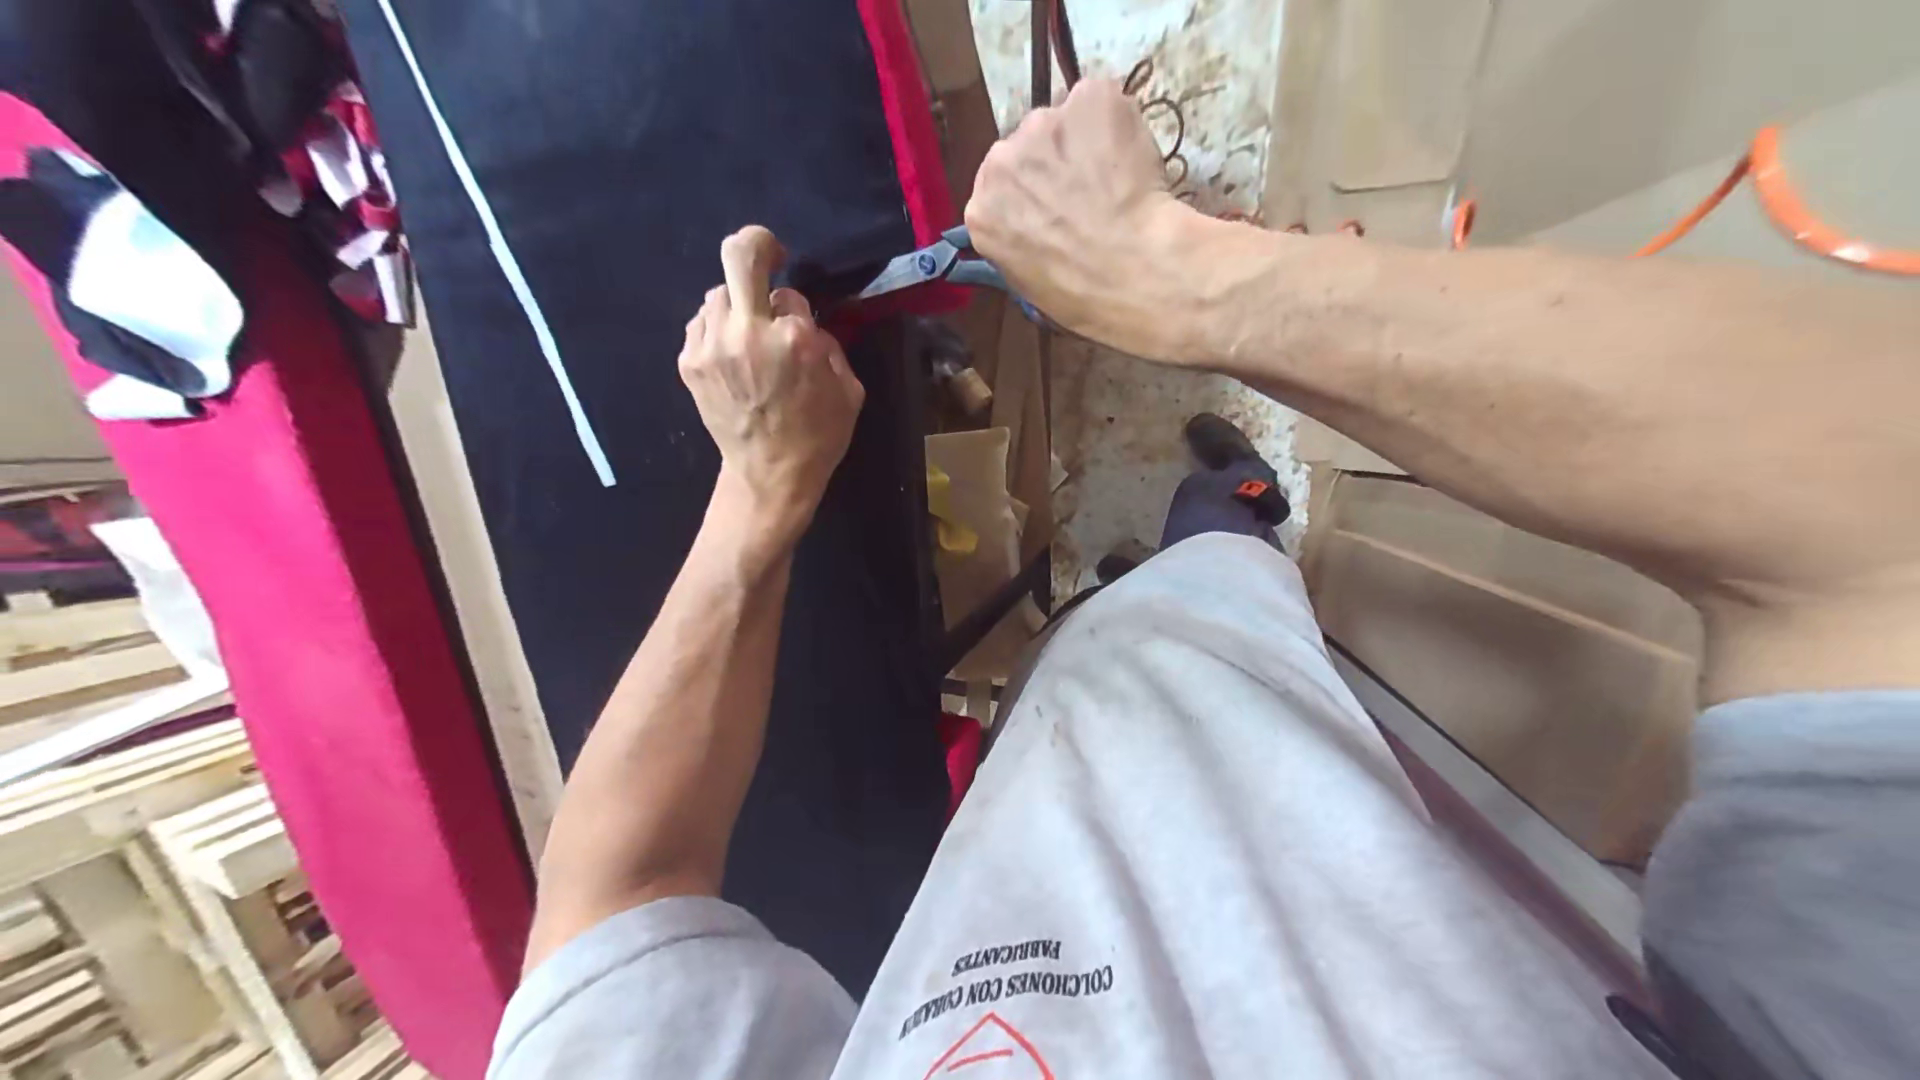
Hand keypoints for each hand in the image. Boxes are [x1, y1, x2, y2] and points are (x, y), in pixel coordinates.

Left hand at [680, 226, 865, 546]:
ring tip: (748, 334)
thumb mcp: (849, 390)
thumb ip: (830, 346)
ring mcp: (712, 345)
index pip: (790, 293)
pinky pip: (701, 323)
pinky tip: (732, 355)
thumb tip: (806, 325)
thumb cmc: (817, 437)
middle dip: (757, 247)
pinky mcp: (690, 361)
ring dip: (737, 305)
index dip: (797, 309)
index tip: (798, 326)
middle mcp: (748, 331)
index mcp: (794, 338)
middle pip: (739, 255)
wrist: (769, 476)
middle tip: (768, 255)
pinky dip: (718, 330)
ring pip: (718, 293)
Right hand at [965, 79, 1197, 353]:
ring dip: (1085, 143)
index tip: (1056, 209)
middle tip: (1088, 196)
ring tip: (1115, 182)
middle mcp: (1000, 162)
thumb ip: (1019, 238)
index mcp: (982, 212)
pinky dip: (1118, 124)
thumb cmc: (1080, 294)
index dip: (1033, 194)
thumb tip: (1034, 226)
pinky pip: (1102, 103)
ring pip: (1065, 122)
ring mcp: (1042, 124)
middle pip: (1027, 147)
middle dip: (1052, 164)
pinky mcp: (1088, 99)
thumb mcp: (1028, 281)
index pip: (1002, 186)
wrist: (1132, 270)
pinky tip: (1132, 163)